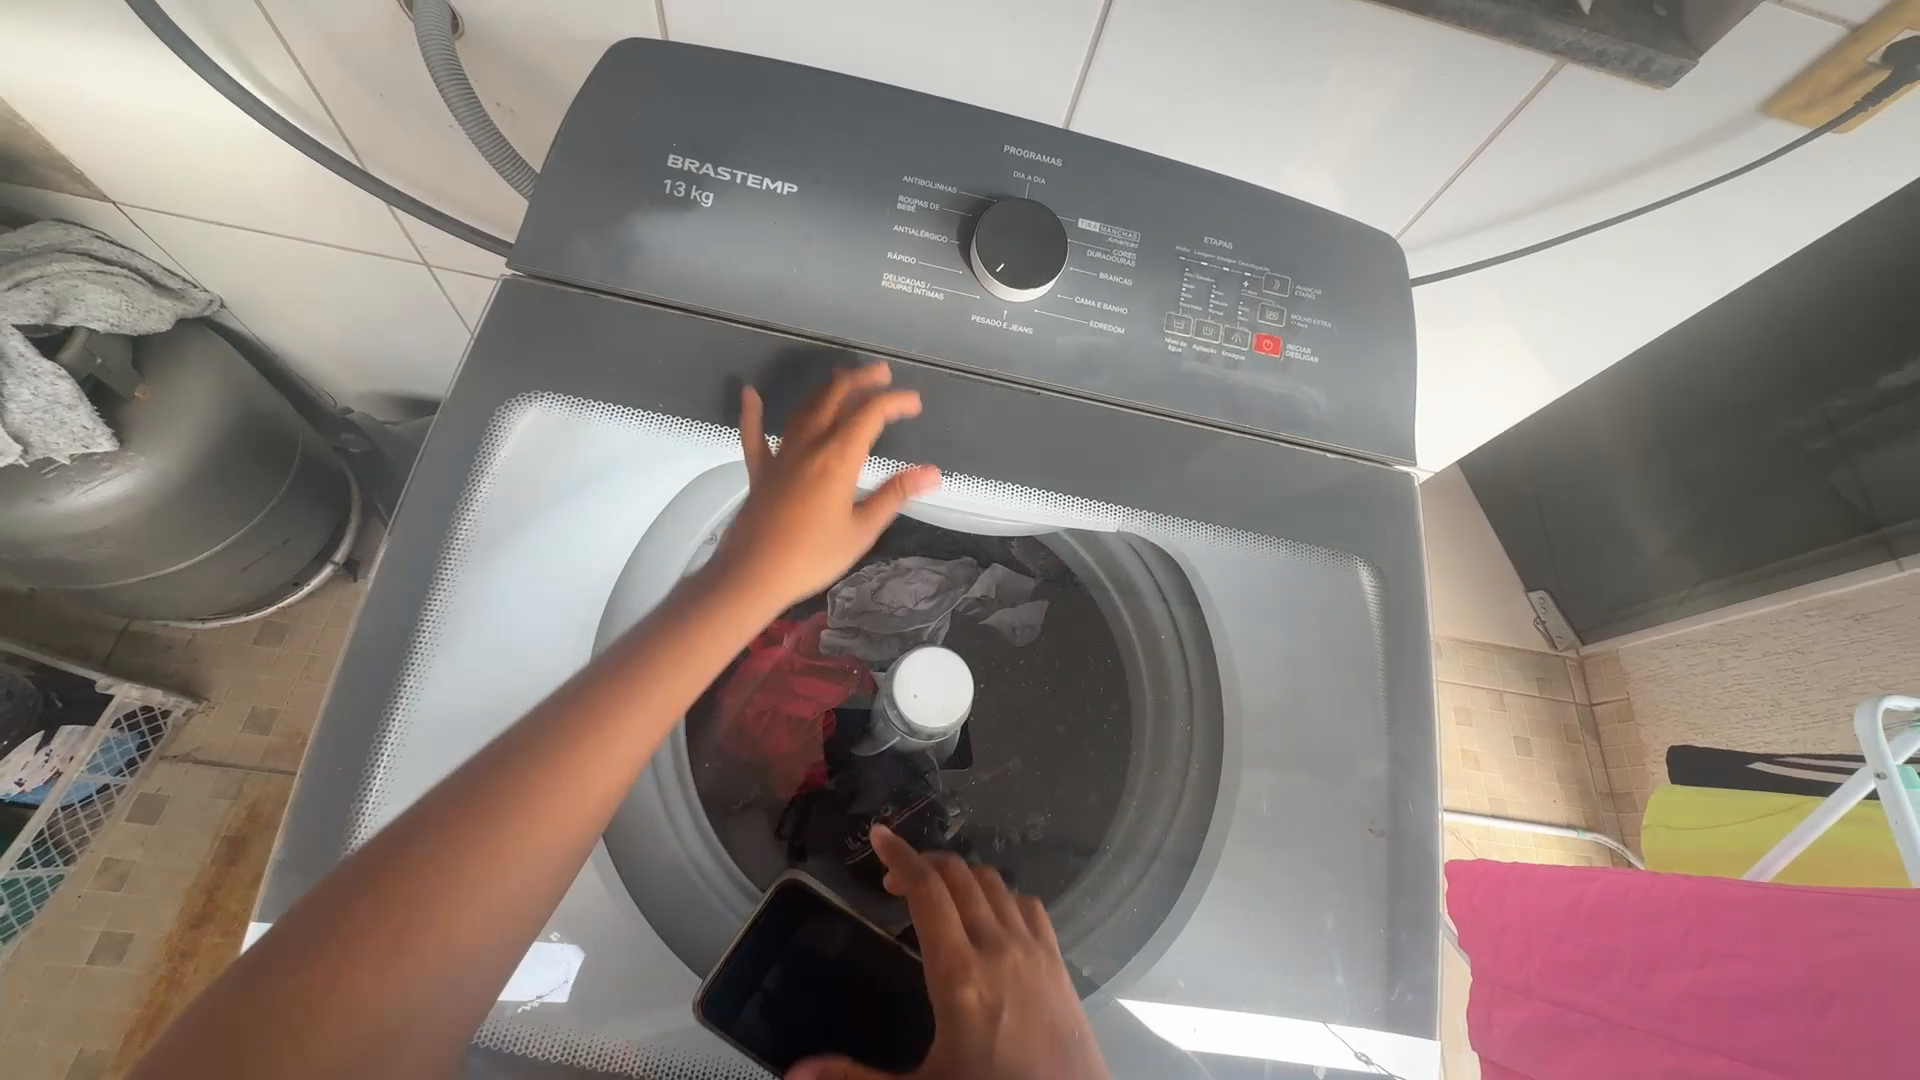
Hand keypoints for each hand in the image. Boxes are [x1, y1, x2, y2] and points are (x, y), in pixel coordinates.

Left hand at [711, 364, 940, 608]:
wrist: (754, 574)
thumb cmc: (813, 556)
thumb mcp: (862, 529)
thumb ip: (894, 495)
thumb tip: (932, 472)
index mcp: (839, 457)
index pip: (871, 414)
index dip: (895, 402)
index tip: (914, 404)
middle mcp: (810, 445)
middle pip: (836, 397)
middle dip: (861, 380)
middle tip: (882, 374)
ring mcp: (781, 455)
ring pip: (804, 409)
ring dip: (826, 389)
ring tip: (843, 378)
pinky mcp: (759, 471)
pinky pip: (754, 435)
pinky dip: (753, 413)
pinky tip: (750, 394)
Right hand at [788, 825, 1111, 1079]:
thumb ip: (857, 1078)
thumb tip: (796, 1072)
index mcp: (959, 975)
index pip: (926, 892)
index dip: (900, 856)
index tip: (878, 835)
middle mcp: (997, 947)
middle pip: (959, 876)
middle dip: (923, 863)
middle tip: (893, 880)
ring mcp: (1033, 950)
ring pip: (994, 883)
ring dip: (960, 876)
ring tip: (936, 896)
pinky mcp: (1057, 960)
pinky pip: (1027, 904)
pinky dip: (1001, 895)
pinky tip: (988, 916)